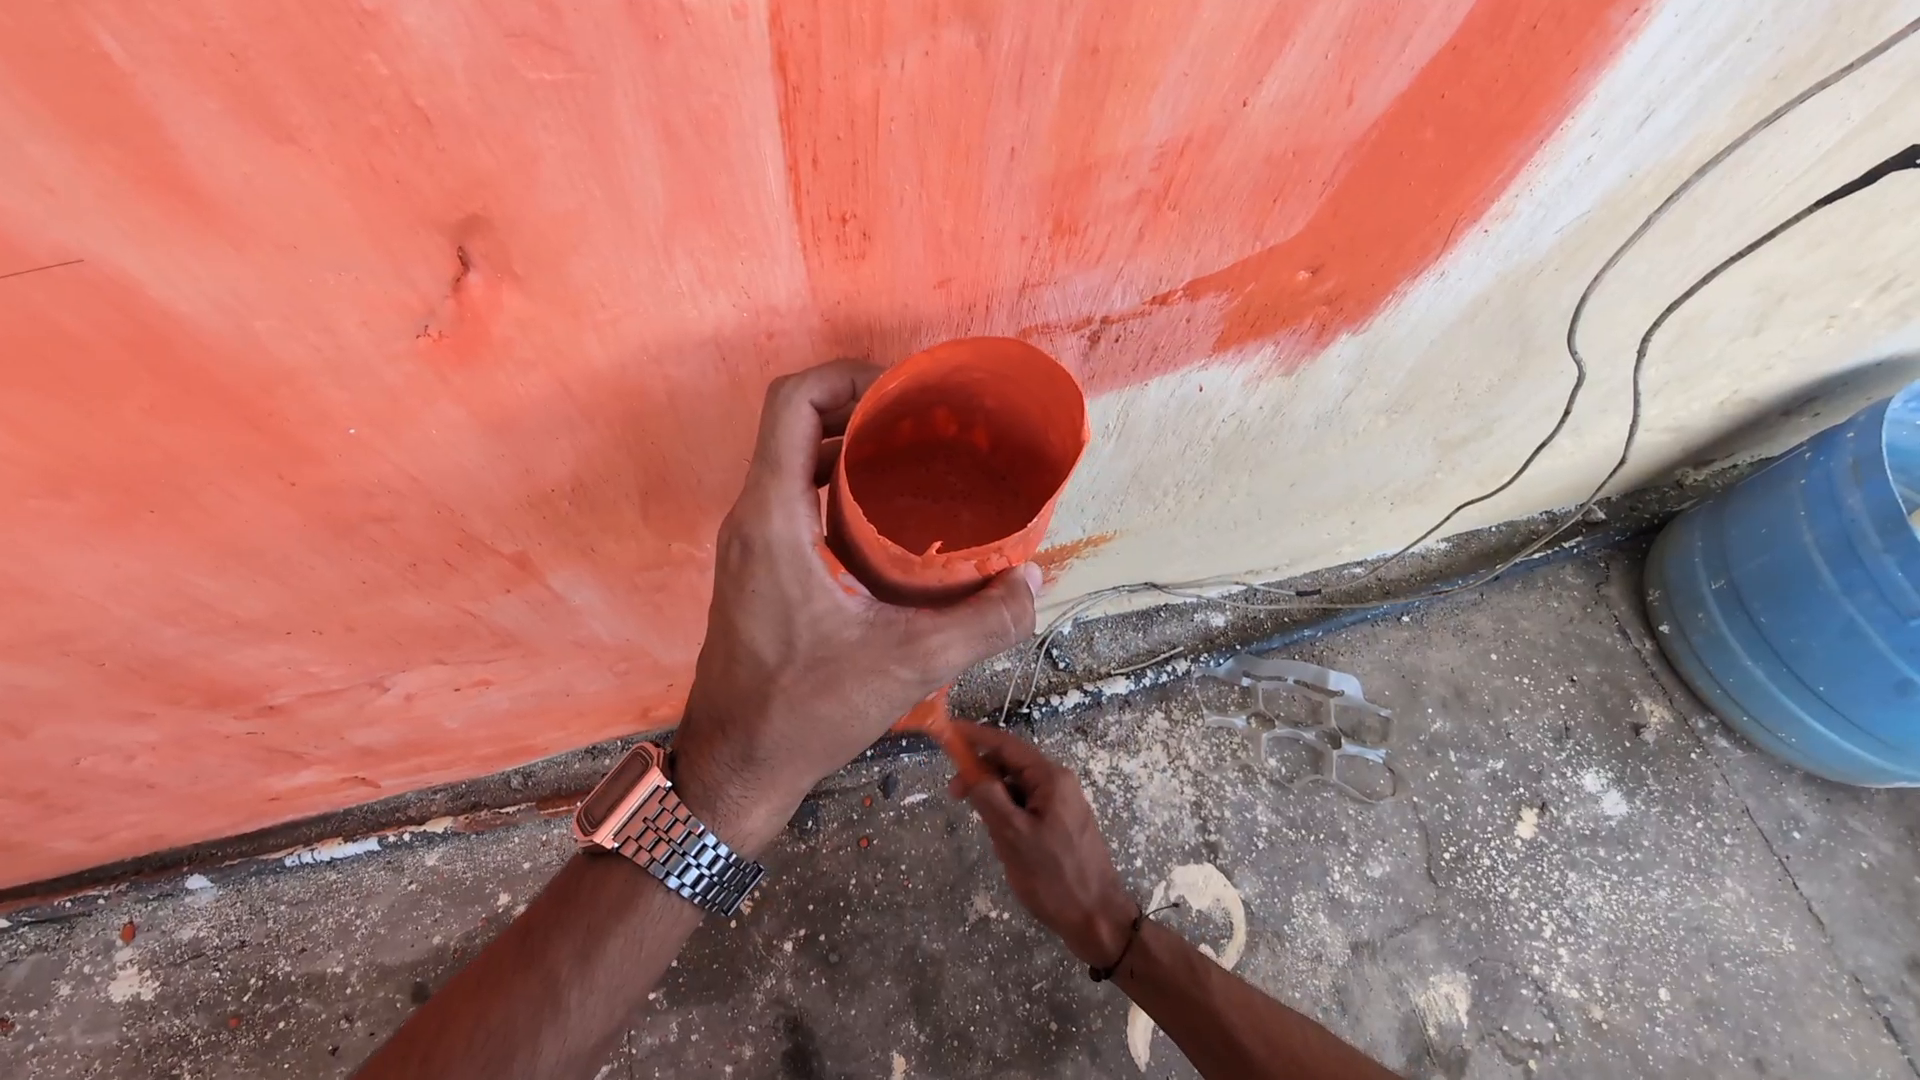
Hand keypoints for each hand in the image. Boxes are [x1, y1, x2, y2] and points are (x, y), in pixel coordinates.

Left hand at [670, 360, 1041, 853]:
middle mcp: (753, 517)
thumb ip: (981, 622)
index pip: (793, 402)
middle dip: (862, 407)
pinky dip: (840, 484)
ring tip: (918, 456)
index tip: (908, 393)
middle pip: (797, 423)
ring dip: (851, 445)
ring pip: (796, 461)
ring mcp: (752, 543)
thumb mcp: (906, 664)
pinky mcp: (761, 568)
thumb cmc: (803, 712)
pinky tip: (891, 514)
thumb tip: (1034, 582)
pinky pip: (797, 497)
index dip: (849, 377)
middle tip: (929, 422)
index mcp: (772, 518)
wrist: (736, 767)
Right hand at [949, 722, 1137, 966]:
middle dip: (981, 774)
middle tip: (954, 794)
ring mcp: (1062, 804)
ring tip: (986, 829)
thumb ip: (988, 797)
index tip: (948, 732)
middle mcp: (1059, 783)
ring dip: (995, 799)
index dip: (975, 737)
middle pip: (1011, 764)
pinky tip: (1003, 839)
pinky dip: (1008, 814)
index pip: (1006, 744)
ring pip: (1017, 788)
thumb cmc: (1054, 877)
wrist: (1098, 919)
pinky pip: (1027, 807)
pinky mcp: (1061, 824)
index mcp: (1051, 778)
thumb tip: (970, 770)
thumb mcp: (1013, 836)